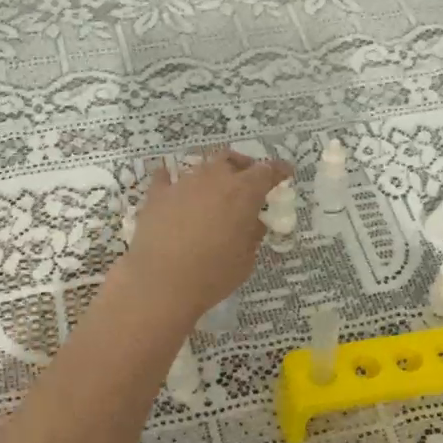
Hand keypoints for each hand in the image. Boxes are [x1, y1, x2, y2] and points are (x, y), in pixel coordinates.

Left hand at [123, 148, 292, 320]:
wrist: (162, 282)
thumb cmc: (213, 274)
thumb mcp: (246, 259)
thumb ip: (253, 234)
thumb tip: (253, 222)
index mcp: (242, 193)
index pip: (267, 171)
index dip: (278, 171)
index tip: (285, 173)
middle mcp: (213, 179)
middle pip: (231, 160)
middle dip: (243, 166)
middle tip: (248, 182)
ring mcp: (183, 184)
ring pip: (202, 168)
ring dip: (212, 176)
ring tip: (213, 192)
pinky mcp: (157, 195)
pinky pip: (166, 179)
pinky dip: (172, 180)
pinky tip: (172, 187)